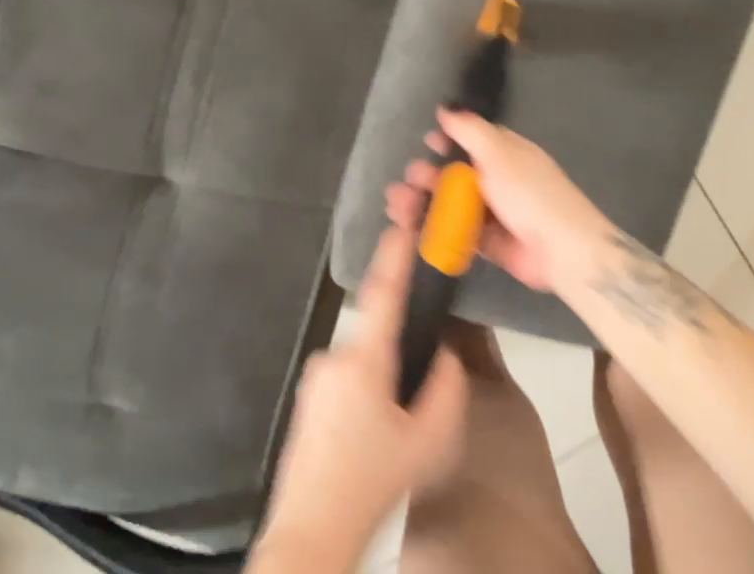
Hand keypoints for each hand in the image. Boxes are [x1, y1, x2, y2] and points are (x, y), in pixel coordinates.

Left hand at [260, 226, 467, 561]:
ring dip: (382, 384)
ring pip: (363, 366)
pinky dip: (364, 400)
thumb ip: (447, 386)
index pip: (384, 293)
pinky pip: (346, 385)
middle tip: (416, 397)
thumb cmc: (374, 482)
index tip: (404, 222)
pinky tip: (372, 441)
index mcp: (364, 360)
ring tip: (393, 432)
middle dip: (400, 354)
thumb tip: (442, 356)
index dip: (396, 254)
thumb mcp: (431, 438)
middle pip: (378, 337)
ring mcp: (314, 381)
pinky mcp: (306, 403)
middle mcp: (333, 359)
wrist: (312, 530)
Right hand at [386, 110, 613, 293]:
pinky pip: (456, 231)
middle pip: (458, 174)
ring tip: (400, 203)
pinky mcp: (487, 242)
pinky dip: (435, 228)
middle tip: (410, 178)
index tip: (427, 142)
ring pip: (453, 203)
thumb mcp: (499, 153)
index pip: (474, 140)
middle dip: (430, 174)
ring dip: (426, 201)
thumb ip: (470, 130)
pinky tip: (413, 226)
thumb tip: (447, 107)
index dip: (449, 139)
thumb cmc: (529, 193)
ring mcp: (493, 212)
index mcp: (507, 153)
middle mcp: (499, 180)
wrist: (559, 249)